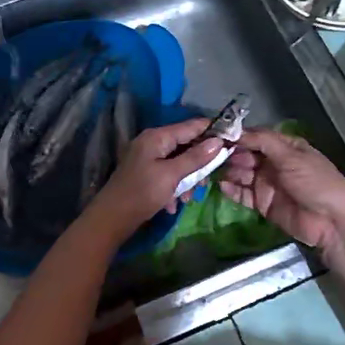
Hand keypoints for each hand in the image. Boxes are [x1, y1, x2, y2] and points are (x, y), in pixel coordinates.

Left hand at [88, 117, 224, 229]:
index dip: (212, 131)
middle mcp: (152, 142)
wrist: (112, 218)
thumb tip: (218, 141)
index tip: (232, 140)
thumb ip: (195, 157)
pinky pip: (168, 174)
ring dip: (187, 180)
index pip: (191, 126)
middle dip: (199, 163)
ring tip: (188, 198)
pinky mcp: (146, 173)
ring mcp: (148, 158)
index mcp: (157, 137)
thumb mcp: (171, 175)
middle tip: (207, 181)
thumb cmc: (142, 193)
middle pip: (186, 145)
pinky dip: (175, 187)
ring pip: (179, 162)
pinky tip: (174, 204)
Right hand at [217, 129, 344, 253]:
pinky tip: (222, 186)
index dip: (237, 136)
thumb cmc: (315, 182)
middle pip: (246, 155)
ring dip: (228, 171)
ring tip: (213, 170)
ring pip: (242, 173)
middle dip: (230, 154)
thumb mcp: (291, 156)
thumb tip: (237, 131)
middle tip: (211, 155)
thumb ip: (263, 142)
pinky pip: (243, 194)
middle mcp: (274, 162)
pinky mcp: (263, 203)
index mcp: (284, 147)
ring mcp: (267, 183)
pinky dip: (232, 190)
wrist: (331, 221)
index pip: (256, 137)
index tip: (216, 136)